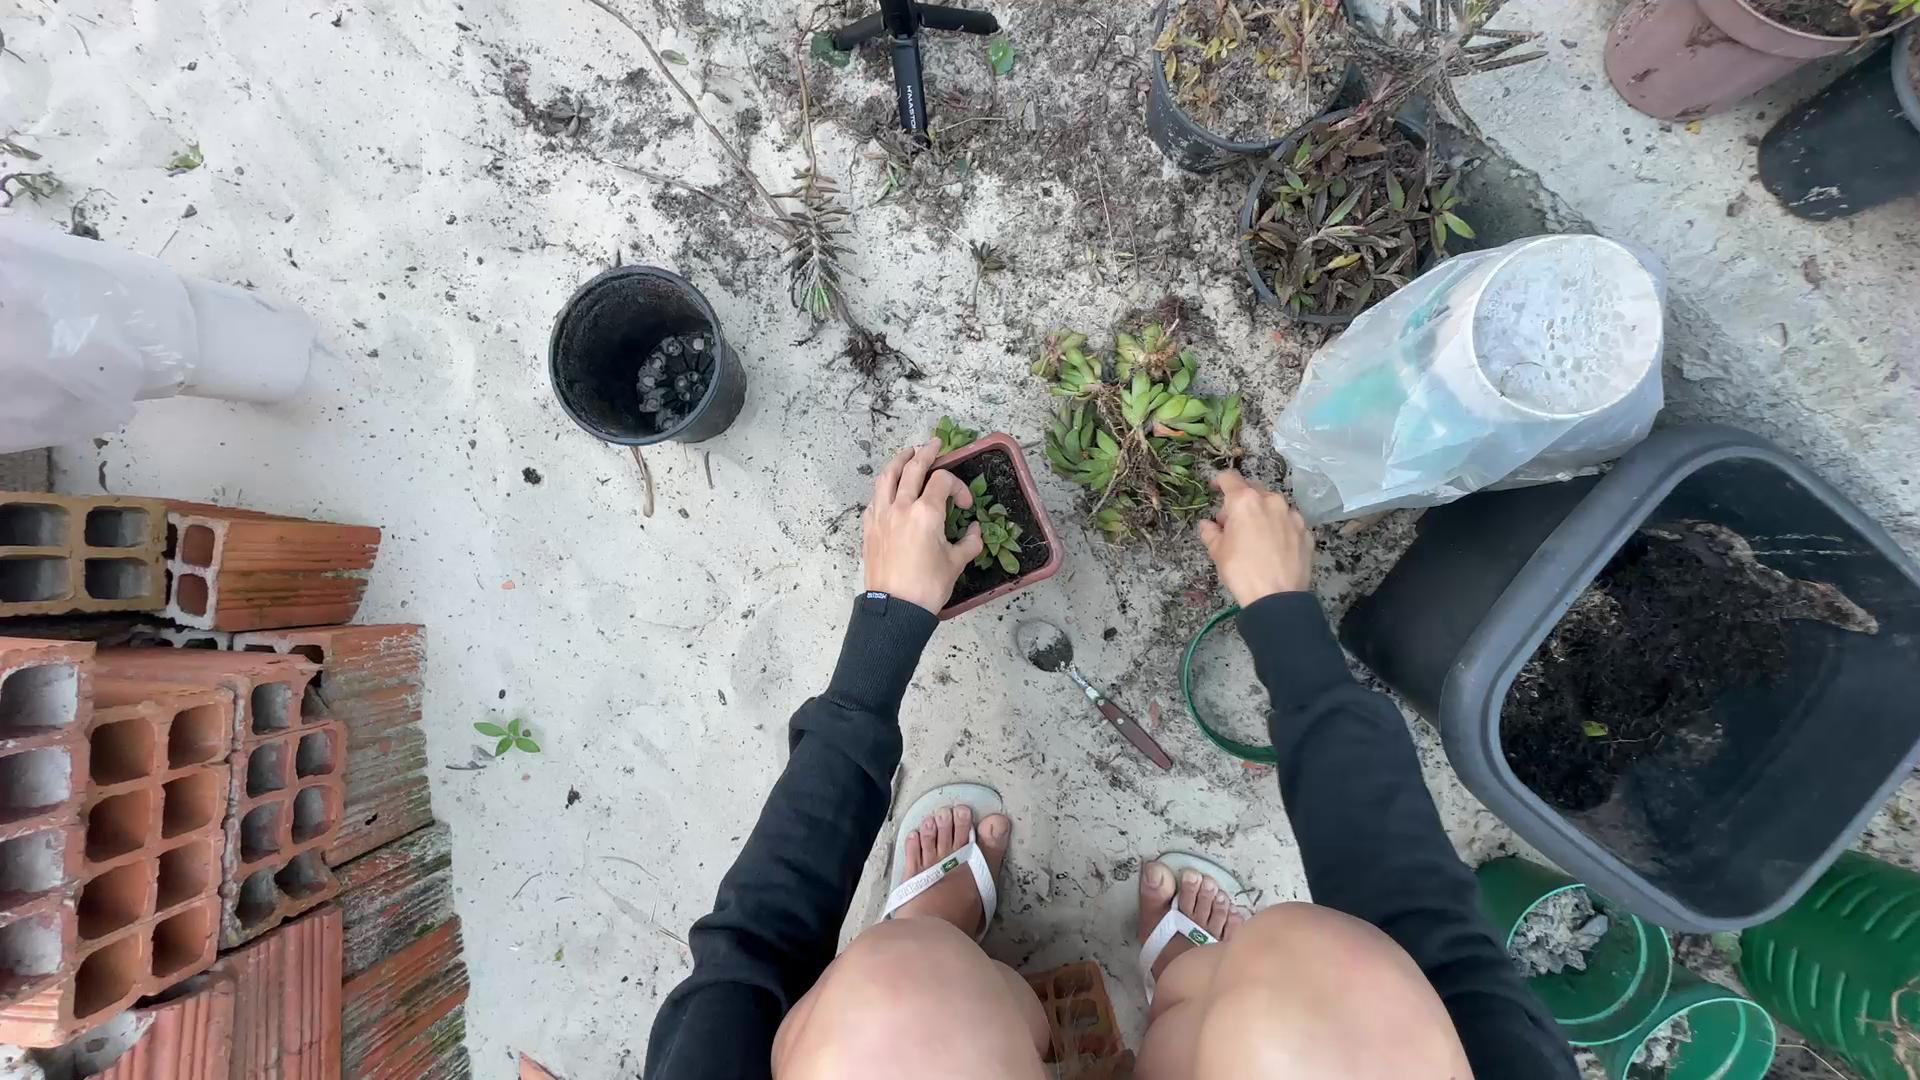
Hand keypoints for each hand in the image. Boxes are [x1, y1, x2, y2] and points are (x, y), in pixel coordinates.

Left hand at [863, 439, 984, 613]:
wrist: (896, 608)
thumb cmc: (928, 586)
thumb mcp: (956, 563)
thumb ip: (969, 543)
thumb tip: (975, 532)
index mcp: (926, 512)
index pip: (943, 481)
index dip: (958, 487)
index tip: (965, 506)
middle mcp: (901, 506)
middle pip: (913, 467)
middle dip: (926, 452)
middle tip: (935, 444)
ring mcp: (881, 515)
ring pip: (887, 476)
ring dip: (899, 461)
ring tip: (907, 454)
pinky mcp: (869, 527)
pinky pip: (875, 497)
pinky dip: (884, 487)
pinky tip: (889, 488)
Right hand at [1197, 471, 1313, 606]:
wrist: (1277, 597)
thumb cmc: (1241, 571)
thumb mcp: (1217, 551)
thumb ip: (1210, 532)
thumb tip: (1208, 524)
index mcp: (1245, 501)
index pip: (1229, 479)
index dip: (1219, 481)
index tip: (1214, 487)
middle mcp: (1272, 501)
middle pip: (1253, 490)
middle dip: (1240, 501)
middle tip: (1231, 522)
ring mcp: (1293, 515)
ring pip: (1273, 505)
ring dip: (1261, 513)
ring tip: (1254, 534)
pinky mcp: (1306, 531)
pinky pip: (1288, 522)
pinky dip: (1278, 527)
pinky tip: (1273, 545)